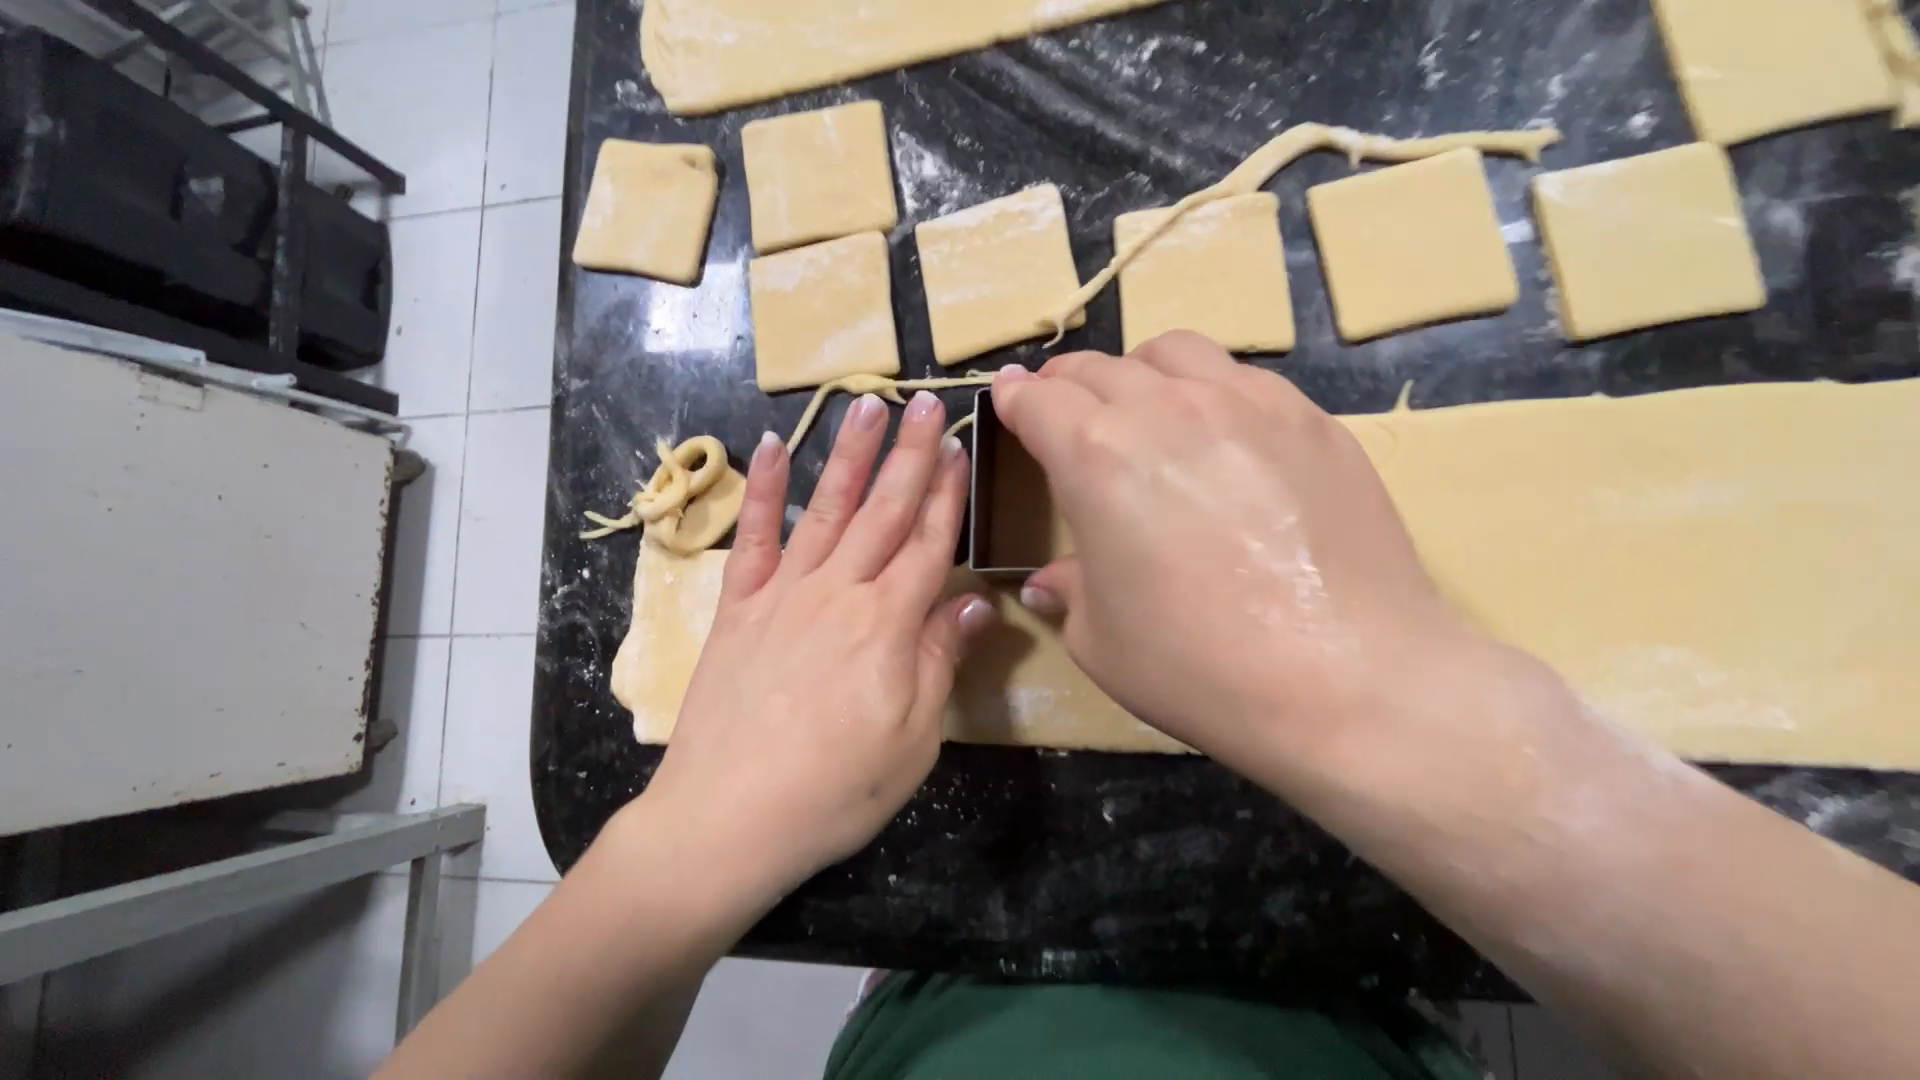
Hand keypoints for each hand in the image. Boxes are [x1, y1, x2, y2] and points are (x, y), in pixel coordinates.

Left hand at [639, 391, 994, 900]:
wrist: (726, 819)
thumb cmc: (834, 790)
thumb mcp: (913, 739)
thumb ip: (940, 661)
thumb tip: (975, 603)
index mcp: (888, 624)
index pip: (929, 543)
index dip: (949, 492)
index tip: (960, 445)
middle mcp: (838, 593)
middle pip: (883, 511)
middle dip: (910, 454)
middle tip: (926, 401)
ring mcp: (783, 594)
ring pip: (825, 509)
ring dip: (848, 454)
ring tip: (865, 403)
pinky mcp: (737, 609)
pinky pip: (752, 538)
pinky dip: (762, 490)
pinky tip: (771, 447)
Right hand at [991, 331, 1496, 794]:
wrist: (1350, 677)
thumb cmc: (1200, 666)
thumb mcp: (1101, 642)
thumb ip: (1070, 592)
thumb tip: (1051, 581)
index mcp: (1096, 456)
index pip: (1038, 400)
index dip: (1015, 401)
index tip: (1008, 404)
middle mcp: (1166, 409)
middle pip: (1098, 368)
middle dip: (1066, 386)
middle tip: (1061, 413)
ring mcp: (1246, 403)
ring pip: (1172, 353)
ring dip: (1137, 373)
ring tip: (1141, 410)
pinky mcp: (1309, 417)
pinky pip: (1240, 377)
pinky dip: (1207, 390)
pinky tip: (1221, 437)